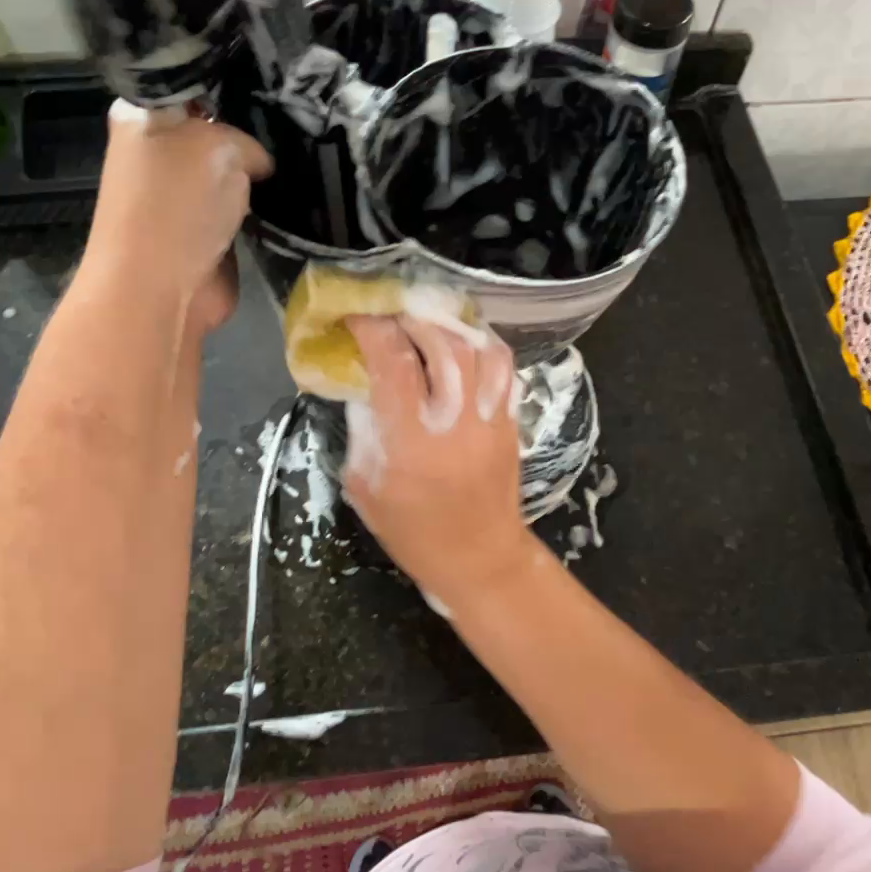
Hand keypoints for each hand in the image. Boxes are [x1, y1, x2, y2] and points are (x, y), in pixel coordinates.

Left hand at [86, 103, 271, 326]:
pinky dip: (264, 210)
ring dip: (260, 176)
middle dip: (252, 135)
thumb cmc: (176, 204)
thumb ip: (245, 141)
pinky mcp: (207, 234)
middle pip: (216, 132)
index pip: (191, 87)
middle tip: (293, 129)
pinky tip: (292, 199)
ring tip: (300, 164)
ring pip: (234, 173)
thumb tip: (259, 165)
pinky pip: (244, 211)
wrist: (161, 290)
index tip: (273, 91)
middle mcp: (161, 155)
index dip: (230, 88)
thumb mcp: (217, 144)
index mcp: (143, 119)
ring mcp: (185, 198)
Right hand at [342, 315, 535, 612]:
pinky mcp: (513, 422)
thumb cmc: (412, 530)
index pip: (393, 363)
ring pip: (480, 349)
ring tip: (428, 321)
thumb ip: (362, 430)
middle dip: (412, 318)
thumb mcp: (365, 485)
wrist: (478, 557)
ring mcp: (491, 419)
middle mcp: (454, 421)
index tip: (358, 316)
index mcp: (410, 441)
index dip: (373, 329)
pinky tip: (465, 342)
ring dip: (450, 326)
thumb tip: (361, 381)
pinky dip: (484, 346)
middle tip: (392, 313)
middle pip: (441, 345)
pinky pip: (506, 369)